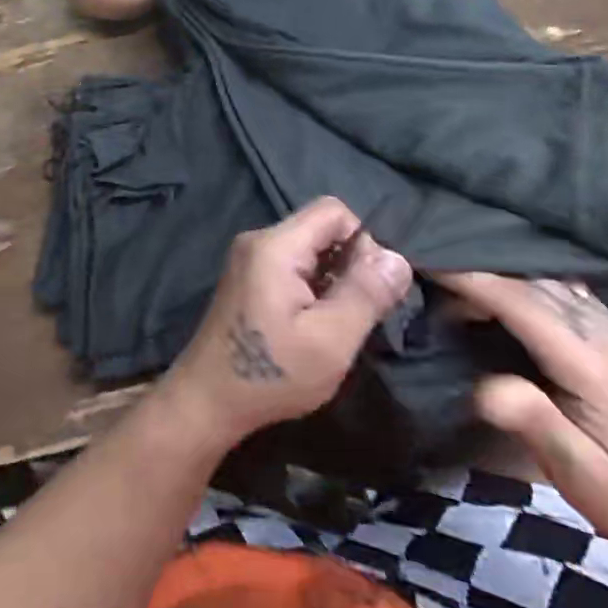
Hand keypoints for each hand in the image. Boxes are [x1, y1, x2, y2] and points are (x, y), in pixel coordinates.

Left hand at [158, 198, 411, 452]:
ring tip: (337, 325)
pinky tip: (316, 326)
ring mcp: (249, 260)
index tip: (371, 288)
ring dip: (334, 281)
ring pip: (310, 251)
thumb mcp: (331, 339)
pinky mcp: (248, 280)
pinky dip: (314, 289)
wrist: (209, 398)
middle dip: (351, 264)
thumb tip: (398, 256)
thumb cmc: (271, 373)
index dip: (364, 241)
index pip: (332, 210)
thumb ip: (365, 293)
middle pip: (321, 230)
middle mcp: (257, 242)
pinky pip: (293, 268)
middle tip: (358, 314)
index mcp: (274, 246)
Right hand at [438, 274, 607, 607]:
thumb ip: (537, 426)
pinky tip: (504, 285)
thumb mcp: (585, 479)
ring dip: (502, 273)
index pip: (527, 305)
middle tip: (426, 265)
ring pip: (556, 283)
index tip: (425, 260)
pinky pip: (569, 293)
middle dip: (478, 269)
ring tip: (453, 274)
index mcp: (603, 370)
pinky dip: (527, 281)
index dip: (473, 279)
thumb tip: (486, 385)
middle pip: (539, 284)